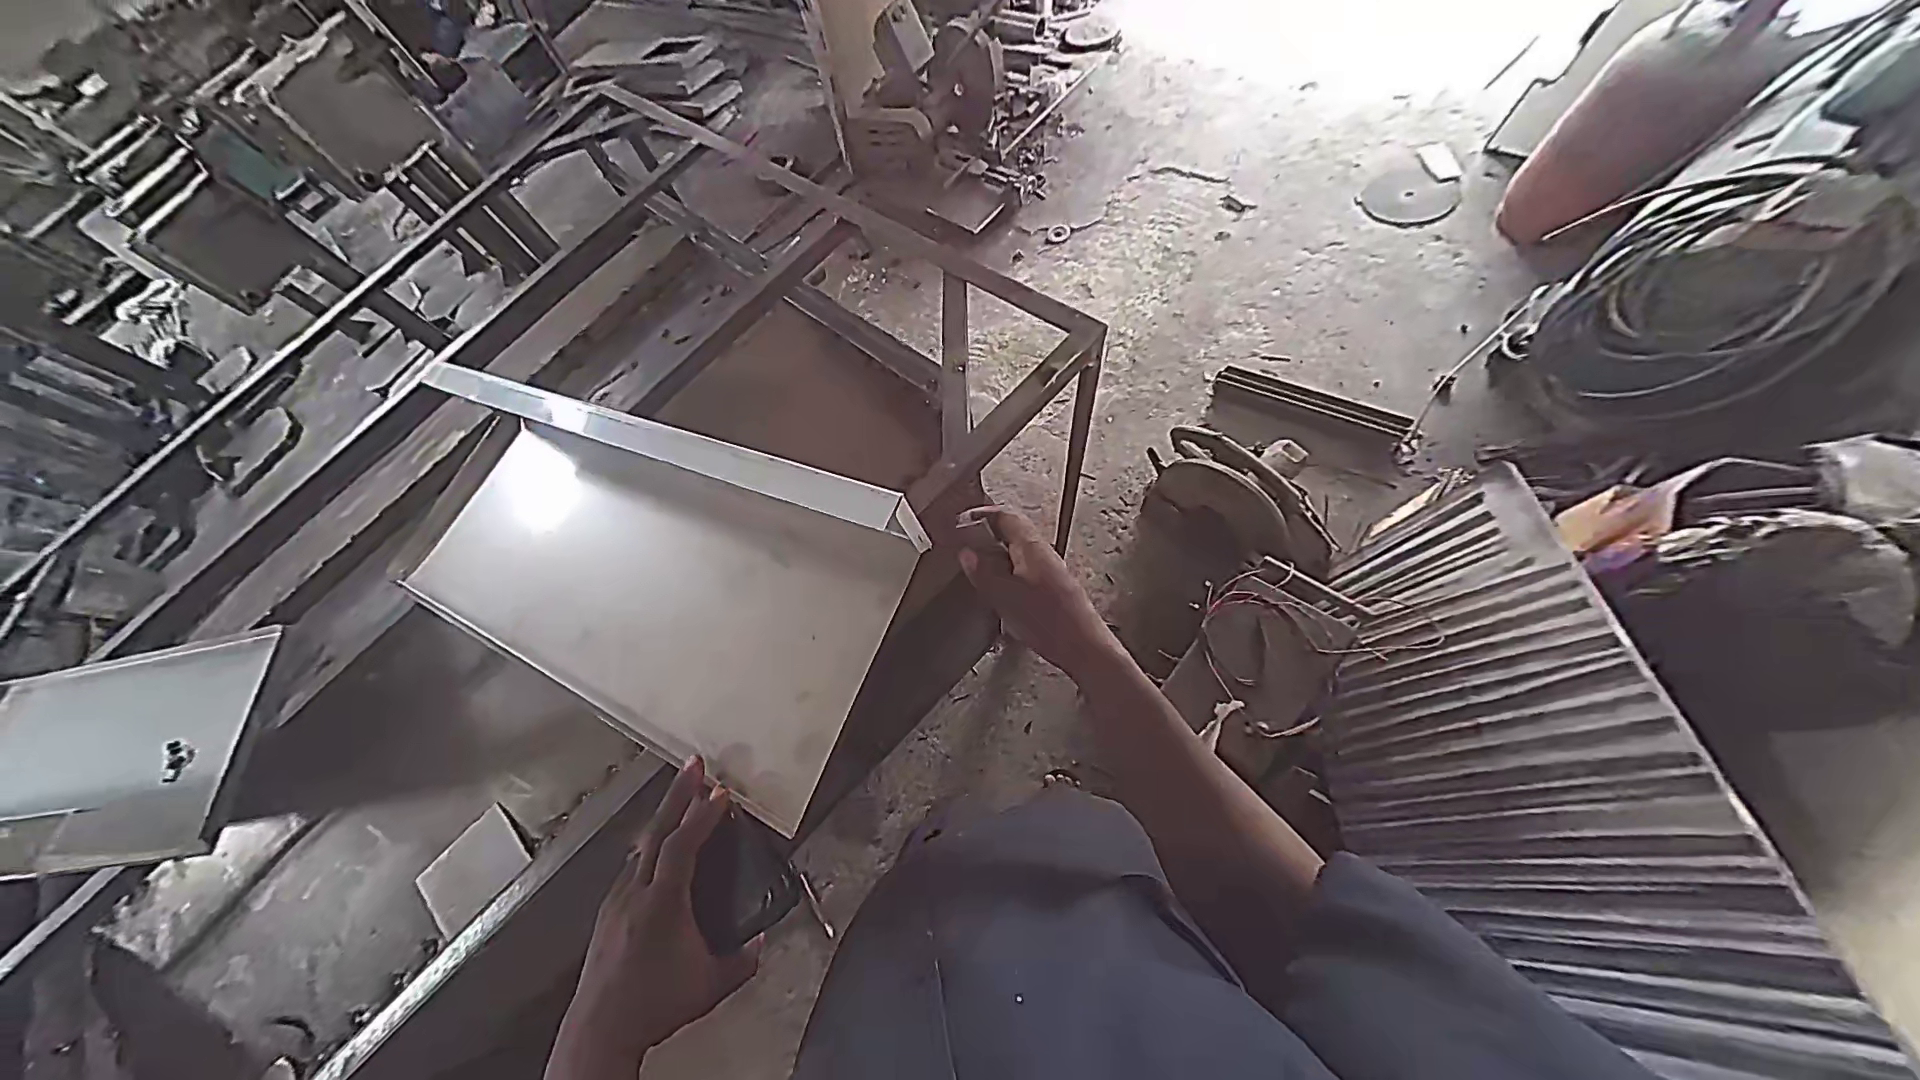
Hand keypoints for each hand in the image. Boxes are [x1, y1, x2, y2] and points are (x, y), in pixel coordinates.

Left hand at [545, 758, 761, 1079]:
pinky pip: (632, 865)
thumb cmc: (652, 1007)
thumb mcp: (711, 984)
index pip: (682, 846)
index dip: (702, 815)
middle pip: (658, 831)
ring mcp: (617, 901)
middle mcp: (635, 894)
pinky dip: (651, 843)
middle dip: (679, 793)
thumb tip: (760, 941)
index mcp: (662, 904)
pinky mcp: (607, 912)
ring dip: (665, 815)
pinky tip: (658, 844)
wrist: (597, 1034)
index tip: (721, 793)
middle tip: (694, 765)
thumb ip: (743, 959)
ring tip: (682, 796)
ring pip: (642, 845)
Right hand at [956, 506, 1124, 680]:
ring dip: (997, 555)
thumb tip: (967, 553)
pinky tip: (999, 592)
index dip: (982, 515)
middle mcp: (1044, 554)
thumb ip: (984, 572)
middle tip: (966, 541)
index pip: (1006, 517)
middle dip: (988, 534)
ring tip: (977, 566)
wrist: (1083, 648)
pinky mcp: (1053, 591)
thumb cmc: (1048, 621)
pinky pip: (1024, 572)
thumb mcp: (1005, 596)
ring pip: (1018, 554)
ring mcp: (1050, 573)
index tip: (963, 519)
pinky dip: (1007, 573)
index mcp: (1032, 548)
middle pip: (1013, 533)